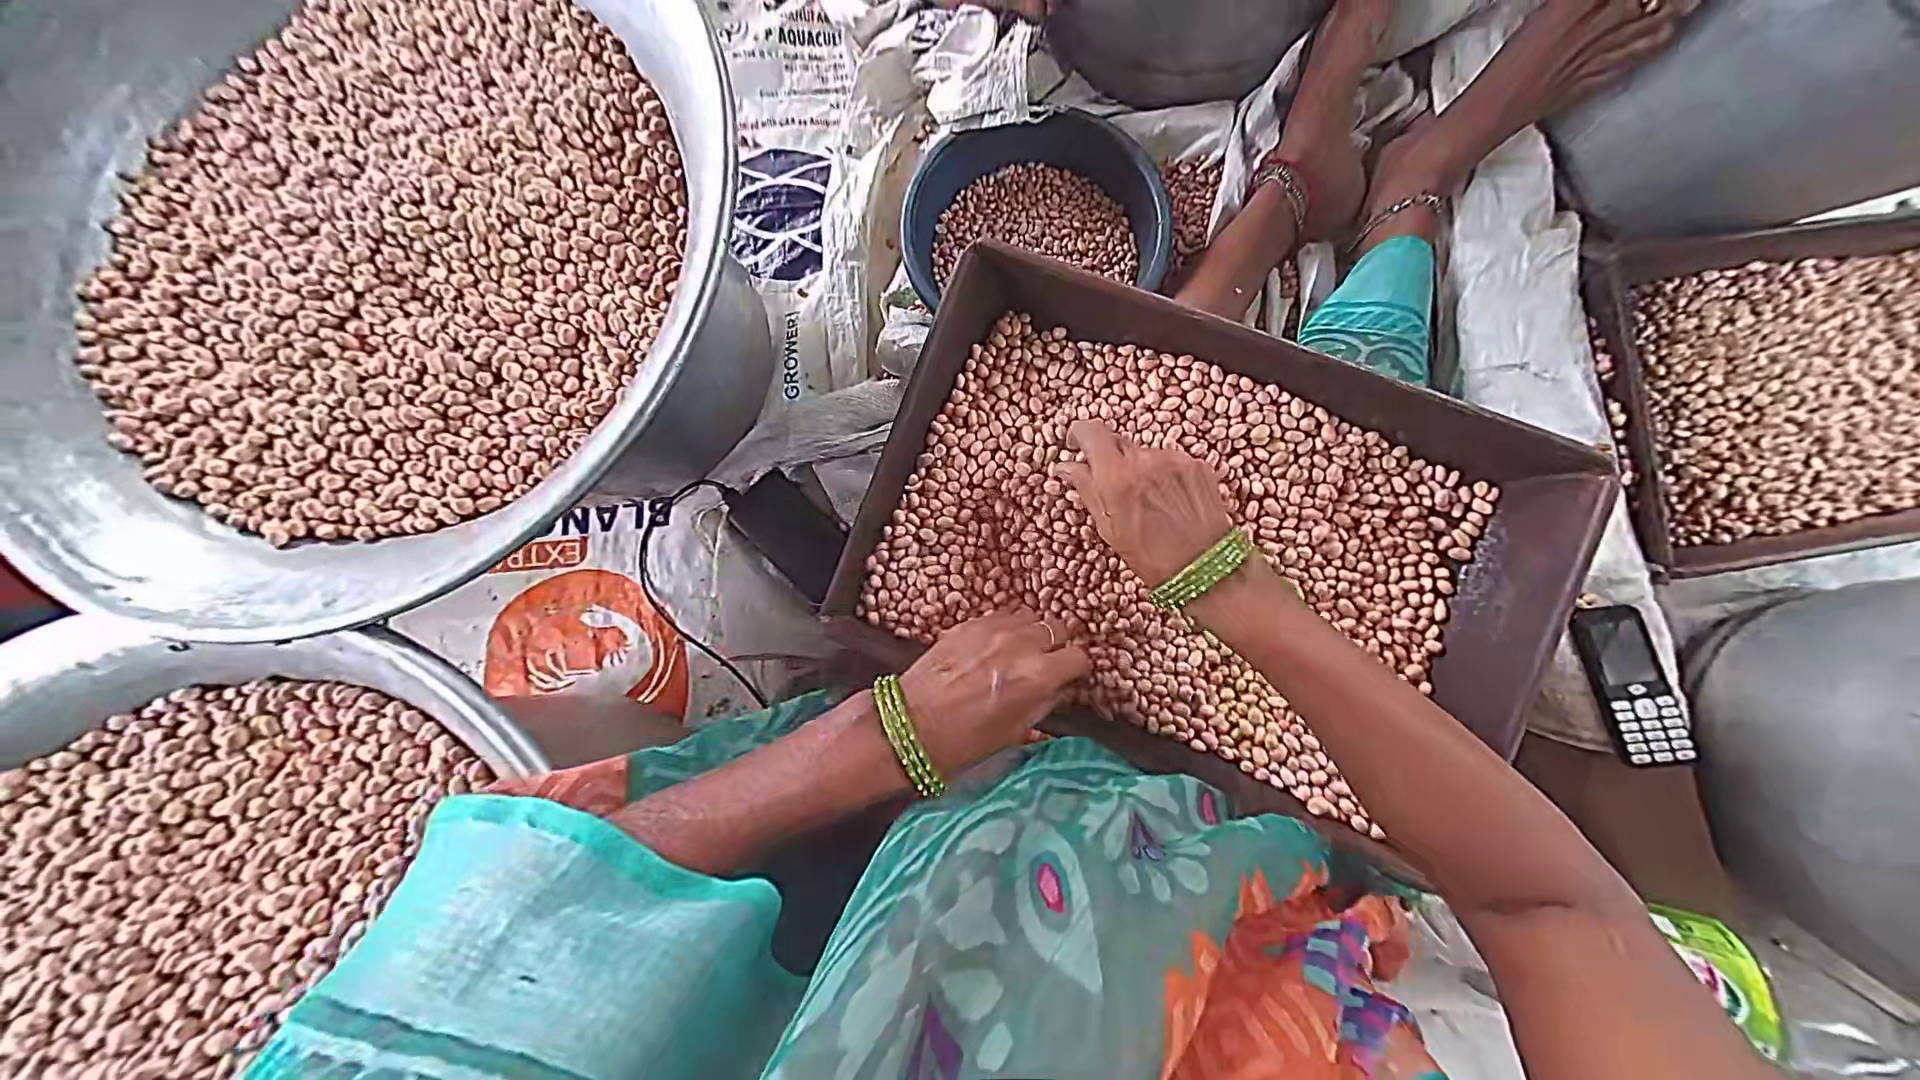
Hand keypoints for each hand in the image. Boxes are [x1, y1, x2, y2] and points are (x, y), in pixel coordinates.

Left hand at [897, 608, 1088, 772]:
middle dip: (1057, 647)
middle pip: (1058, 629)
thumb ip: (1046, 702)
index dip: (1076, 669)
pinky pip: (1002, 615)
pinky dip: (1007, 628)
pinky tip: (996, 646)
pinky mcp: (969, 623)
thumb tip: (1063, 686)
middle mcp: (1020, 644)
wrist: (910, 725)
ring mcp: (993, 628)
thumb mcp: (1016, 731)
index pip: (1079, 657)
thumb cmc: (964, 742)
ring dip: (1032, 633)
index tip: (1069, 677)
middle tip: (1046, 664)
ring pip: (1031, 617)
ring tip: (1020, 653)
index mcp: (1036, 676)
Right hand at [1057, 420, 1237, 586]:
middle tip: (1114, 487)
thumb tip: (1067, 467)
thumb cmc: (1152, 556)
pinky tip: (1169, 501)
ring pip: (1145, 453)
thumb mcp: (1108, 527)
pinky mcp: (1197, 465)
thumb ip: (1087, 489)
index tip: (1077, 443)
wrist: (1203, 567)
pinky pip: (1171, 461)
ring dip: (1141, 469)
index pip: (1091, 432)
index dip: (1080, 434)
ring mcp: (1175, 460)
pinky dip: (1165, 475)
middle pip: (1118, 441)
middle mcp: (1146, 461)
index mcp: (1117, 477)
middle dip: (1110, 459)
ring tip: (1148, 502)